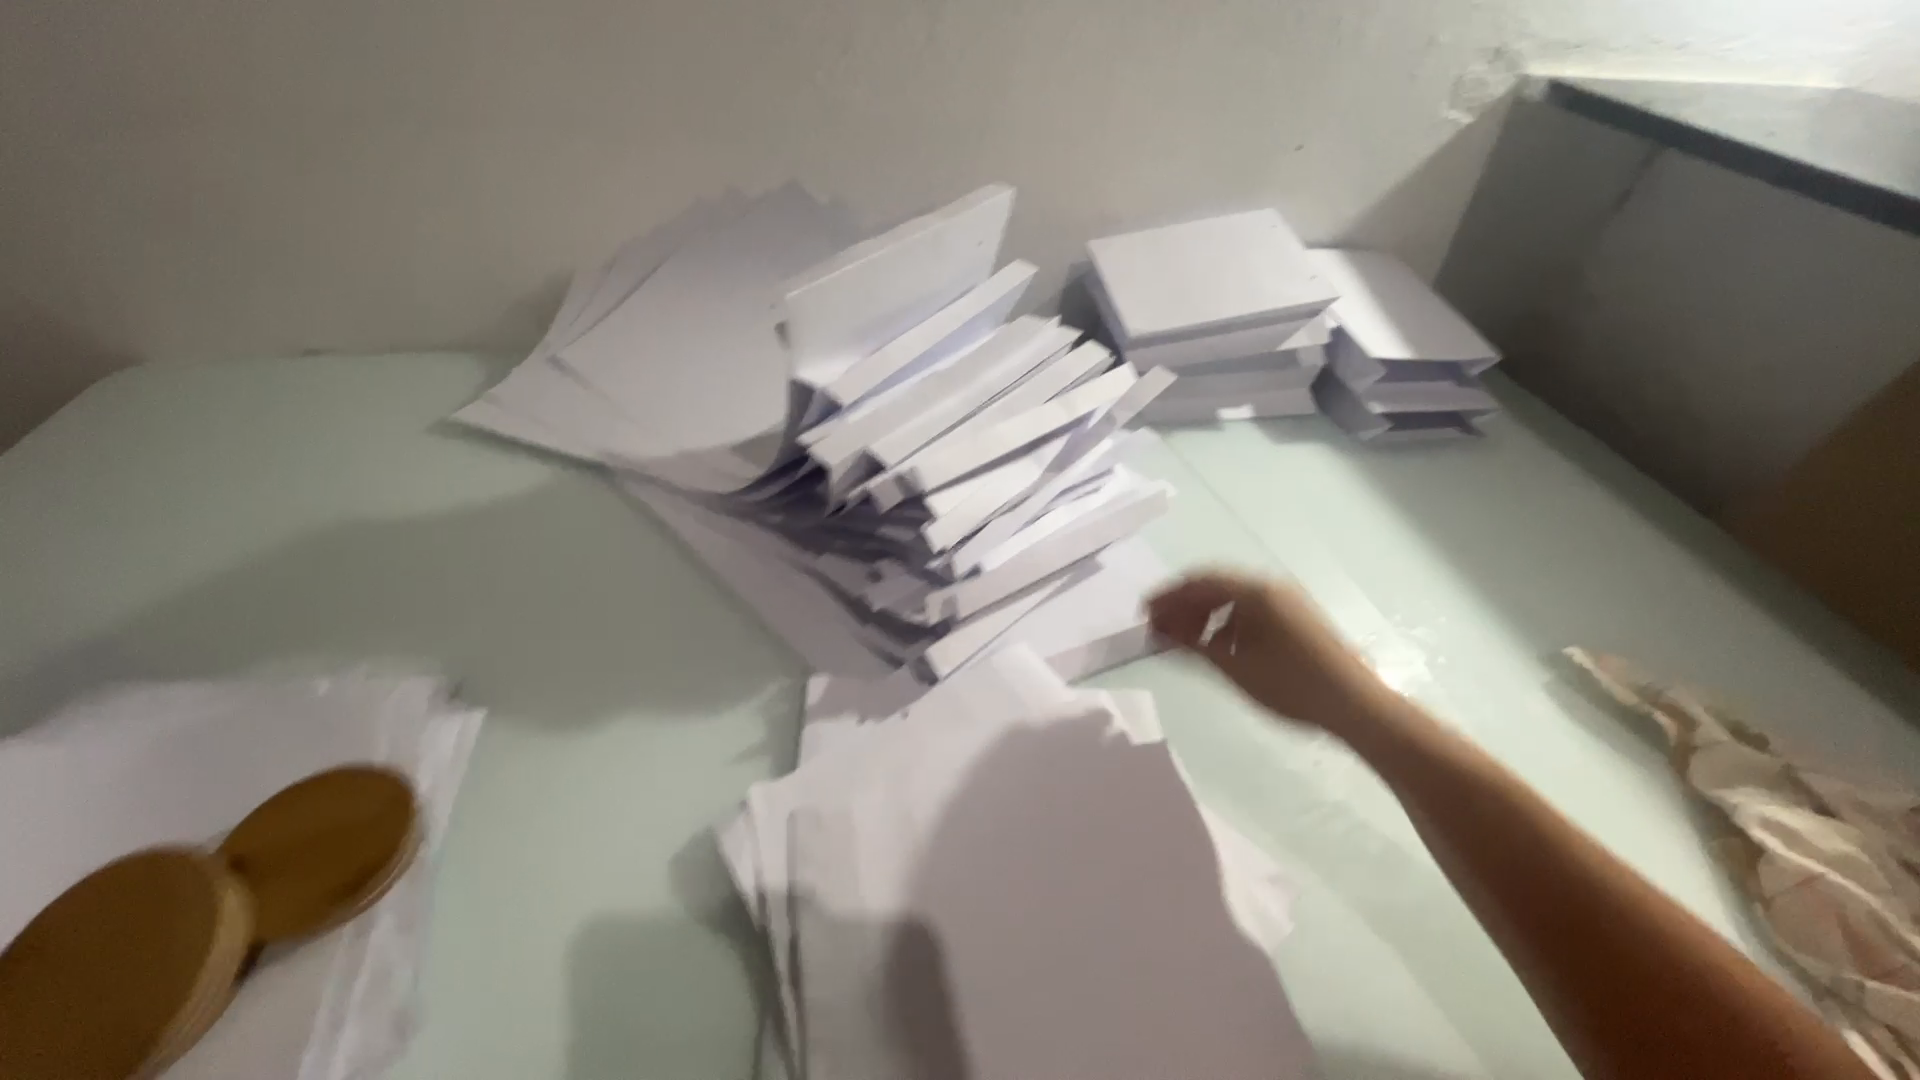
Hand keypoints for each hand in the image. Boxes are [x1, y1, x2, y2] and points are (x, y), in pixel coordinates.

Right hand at [1147, 569, 1395, 740]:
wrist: (1358, 706)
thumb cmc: (1292, 686)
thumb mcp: (1234, 668)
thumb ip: (1193, 646)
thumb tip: (1161, 632)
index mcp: (1255, 592)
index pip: (1199, 581)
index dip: (1167, 596)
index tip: (1142, 615)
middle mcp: (1271, 587)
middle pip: (1215, 586)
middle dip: (1183, 606)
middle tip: (1157, 630)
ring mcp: (1287, 601)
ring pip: (1232, 599)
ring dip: (1203, 615)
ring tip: (1182, 642)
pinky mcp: (1296, 619)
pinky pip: (1250, 610)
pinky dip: (1225, 623)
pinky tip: (1217, 648)